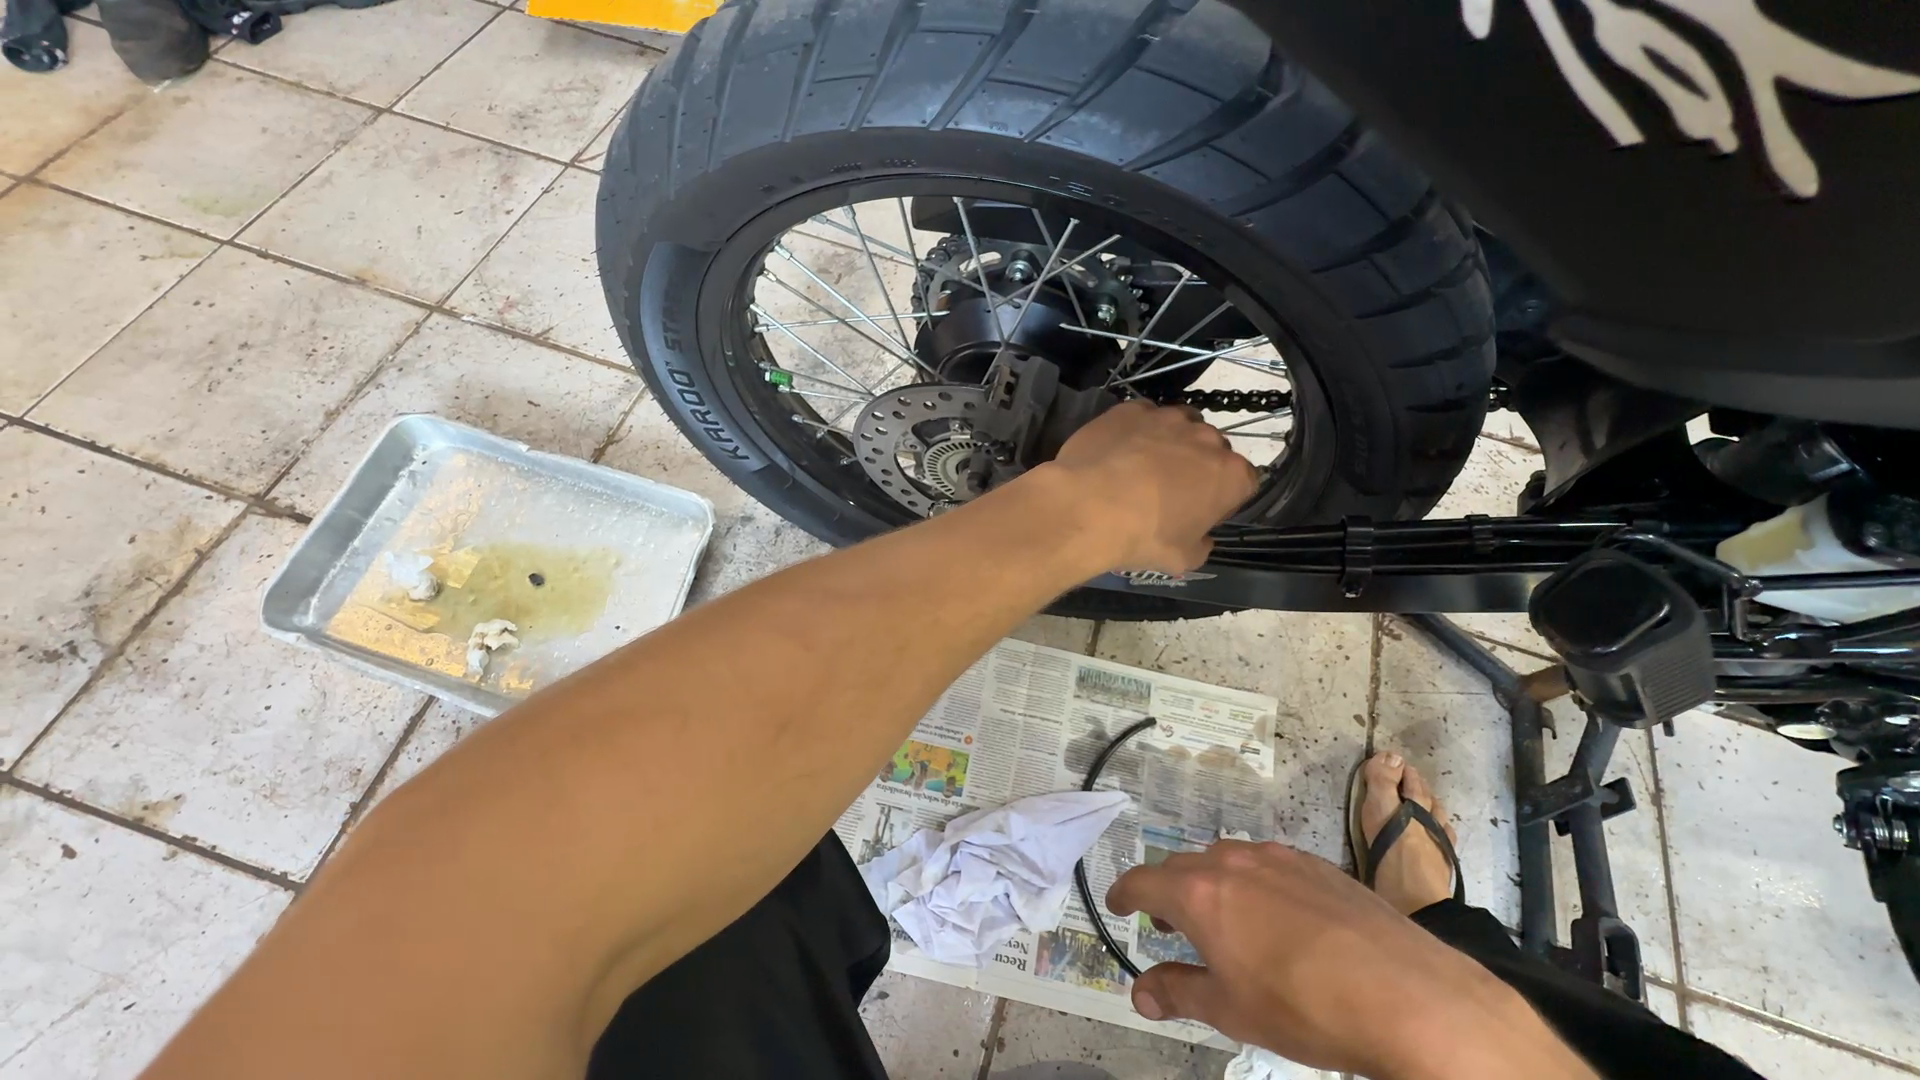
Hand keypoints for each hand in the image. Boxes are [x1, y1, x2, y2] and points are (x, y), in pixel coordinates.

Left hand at [1034, 400, 1256, 573]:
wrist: (1087, 507)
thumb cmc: (1143, 537)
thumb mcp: (1182, 559)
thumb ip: (1202, 546)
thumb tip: (1202, 538)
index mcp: (1231, 475)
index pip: (1244, 482)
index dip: (1223, 499)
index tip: (1201, 513)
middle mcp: (1206, 438)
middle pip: (1211, 450)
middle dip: (1196, 468)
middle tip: (1167, 493)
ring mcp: (1167, 417)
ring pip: (1179, 427)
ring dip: (1169, 444)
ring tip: (1140, 468)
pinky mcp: (1131, 408)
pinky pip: (1142, 417)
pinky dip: (1135, 431)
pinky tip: (1117, 452)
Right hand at [1106, 841, 1596, 1079]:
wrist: (1412, 996)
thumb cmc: (1306, 1007)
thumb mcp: (1231, 1011)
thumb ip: (1179, 992)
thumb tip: (1140, 991)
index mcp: (1200, 893)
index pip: (1143, 882)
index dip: (1124, 893)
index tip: (1115, 904)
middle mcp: (1233, 861)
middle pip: (1183, 866)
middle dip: (1168, 892)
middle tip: (1168, 925)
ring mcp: (1280, 857)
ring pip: (1227, 861)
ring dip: (1212, 884)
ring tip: (1222, 920)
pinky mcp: (1319, 865)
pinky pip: (1269, 864)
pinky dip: (1254, 883)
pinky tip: (1277, 918)